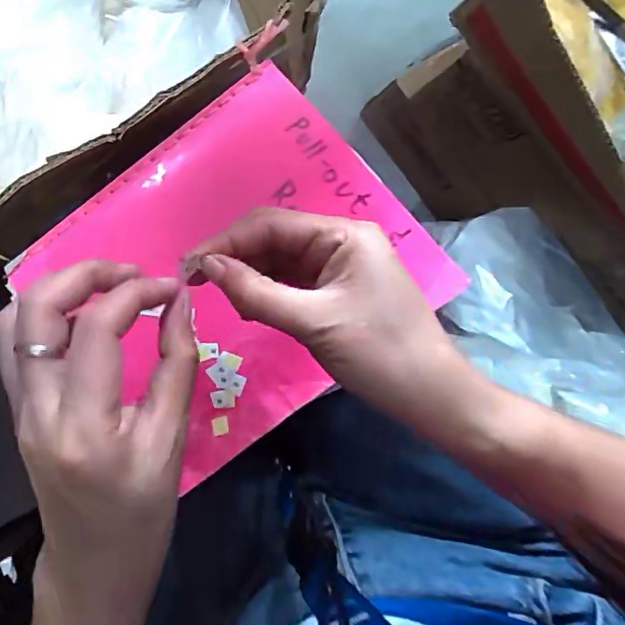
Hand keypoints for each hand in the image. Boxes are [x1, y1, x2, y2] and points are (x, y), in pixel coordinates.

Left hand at [0, 260, 195, 624]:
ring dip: (57, 288)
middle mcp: (37, 408)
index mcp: (83, 426)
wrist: (89, 568)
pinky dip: (42, 313)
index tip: (168, 287)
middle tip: (130, 273)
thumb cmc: (141, 519)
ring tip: (104, 288)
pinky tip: (78, 316)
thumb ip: (177, 367)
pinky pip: (13, 342)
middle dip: (85, 273)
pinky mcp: (13, 406)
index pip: (96, 328)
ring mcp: (16, 406)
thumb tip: (179, 303)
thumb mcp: (171, 446)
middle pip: (36, 307)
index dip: (134, 292)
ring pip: (14, 318)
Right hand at [187, 209, 468, 411]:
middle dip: (232, 257)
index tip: (189, 266)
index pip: (269, 224)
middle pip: (269, 237)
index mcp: (342, 234)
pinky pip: (285, 279)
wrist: (435, 400)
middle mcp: (337, 240)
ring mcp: (335, 264)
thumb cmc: (381, 355)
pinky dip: (261, 290)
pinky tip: (247, 305)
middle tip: (195, 282)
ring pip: (274, 258)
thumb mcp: (312, 322)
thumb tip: (205, 266)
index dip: (224, 241)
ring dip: (245, 274)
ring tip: (221, 297)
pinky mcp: (331, 288)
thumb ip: (255, 291)